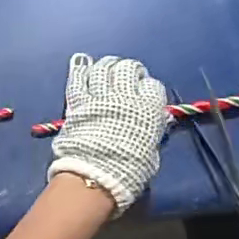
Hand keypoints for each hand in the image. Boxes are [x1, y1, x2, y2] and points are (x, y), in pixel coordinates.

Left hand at [47, 54, 170, 215]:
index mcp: (147, 110)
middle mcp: (124, 98)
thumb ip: (153, 130)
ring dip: (107, 65)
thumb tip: (160, 119)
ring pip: (103, 70)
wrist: (94, 175)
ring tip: (109, 66)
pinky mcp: (78, 103)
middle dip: (130, 69)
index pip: (153, 87)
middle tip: (128, 73)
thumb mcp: (151, 150)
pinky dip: (79, 69)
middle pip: (128, 70)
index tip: (145, 90)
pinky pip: (78, 80)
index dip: (149, 87)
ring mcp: (98, 98)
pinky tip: (81, 62)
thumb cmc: (128, 170)